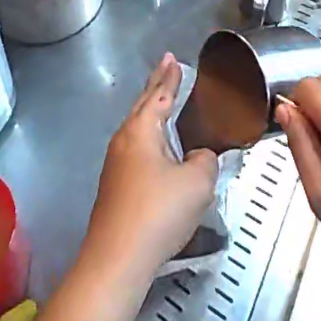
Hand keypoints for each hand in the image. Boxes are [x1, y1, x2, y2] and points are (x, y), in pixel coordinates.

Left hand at [81, 54, 219, 278]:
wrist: (117, 261)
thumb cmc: (156, 213)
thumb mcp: (197, 182)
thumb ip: (205, 160)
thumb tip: (199, 157)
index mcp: (141, 130)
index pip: (159, 94)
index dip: (170, 77)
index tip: (173, 59)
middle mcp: (124, 141)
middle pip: (142, 105)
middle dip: (156, 86)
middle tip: (166, 66)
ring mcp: (115, 165)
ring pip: (137, 128)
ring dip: (151, 112)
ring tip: (163, 102)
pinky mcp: (115, 188)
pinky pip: (135, 149)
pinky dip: (149, 137)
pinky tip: (158, 150)